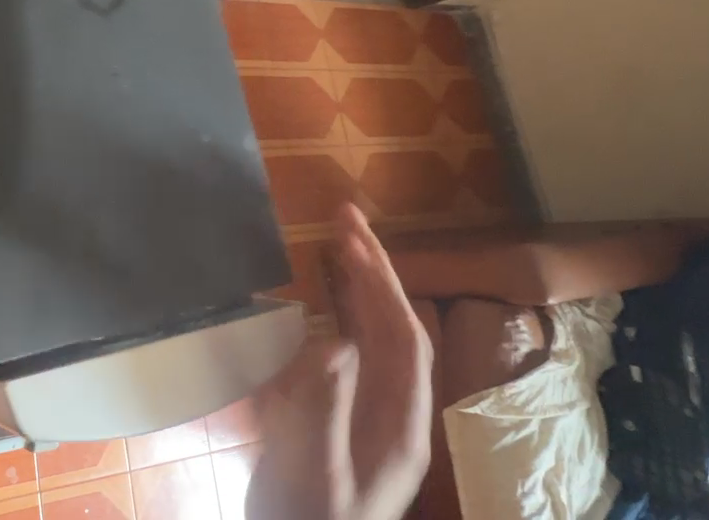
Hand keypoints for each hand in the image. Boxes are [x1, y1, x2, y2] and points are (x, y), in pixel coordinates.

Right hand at [247, 204, 432, 519]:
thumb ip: (322, 410)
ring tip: (338, 241)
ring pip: (378, 335)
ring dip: (362, 285)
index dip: (380, 281)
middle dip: (375, 269)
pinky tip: (326, 295)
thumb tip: (333, 341)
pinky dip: (343, 311)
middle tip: (343, 217)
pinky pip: (355, 348)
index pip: (401, 336)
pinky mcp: (349, 411)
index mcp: (400, 422)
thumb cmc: (307, 516)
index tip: (350, 234)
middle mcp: (396, 409)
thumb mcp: (311, 470)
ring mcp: (374, 411)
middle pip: (395, 327)